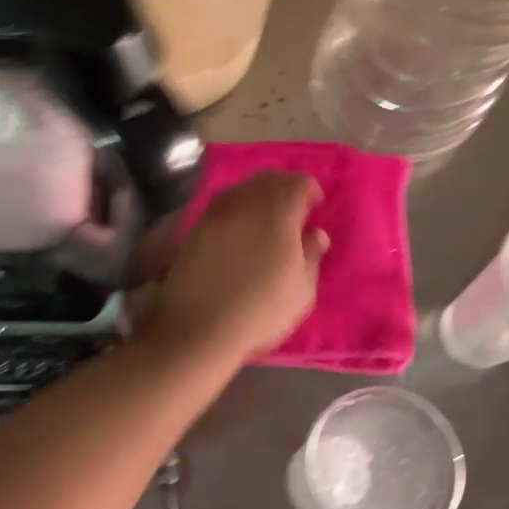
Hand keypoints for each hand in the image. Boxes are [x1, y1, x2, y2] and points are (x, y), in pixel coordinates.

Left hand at [136, 172, 328, 358]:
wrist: (197, 328)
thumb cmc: (260, 311)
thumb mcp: (302, 290)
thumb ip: (311, 255)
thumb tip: (315, 233)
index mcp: (277, 211)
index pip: (298, 182)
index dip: (310, 191)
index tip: (315, 209)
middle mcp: (244, 203)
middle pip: (267, 180)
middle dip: (283, 190)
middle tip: (292, 212)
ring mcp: (215, 214)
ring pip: (240, 190)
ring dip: (256, 198)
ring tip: (263, 222)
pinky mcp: (193, 230)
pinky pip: (220, 208)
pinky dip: (234, 212)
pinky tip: (237, 233)